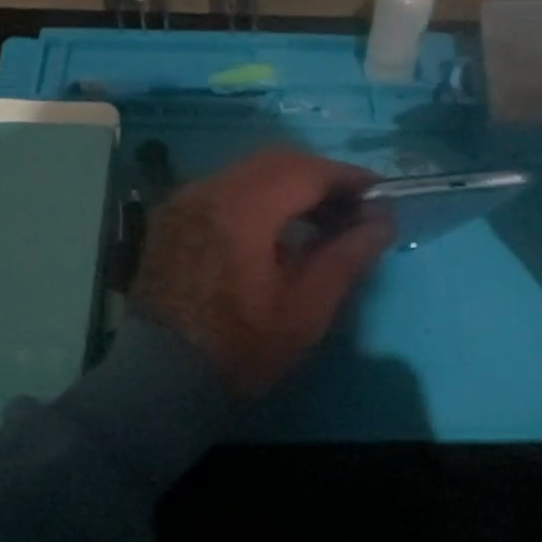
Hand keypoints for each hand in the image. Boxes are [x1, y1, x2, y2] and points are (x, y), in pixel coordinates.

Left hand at [131, 148, 394, 395]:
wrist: (159, 380)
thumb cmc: (239, 348)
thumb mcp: (305, 311)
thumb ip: (346, 258)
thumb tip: (382, 222)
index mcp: (242, 208)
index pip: (306, 170)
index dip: (347, 178)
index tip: (378, 195)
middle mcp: (208, 190)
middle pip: (275, 161)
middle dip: (318, 178)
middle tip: (350, 210)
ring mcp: (182, 202)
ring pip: (246, 172)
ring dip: (286, 187)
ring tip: (316, 223)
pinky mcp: (169, 219)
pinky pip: (222, 190)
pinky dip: (256, 198)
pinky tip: (272, 232)